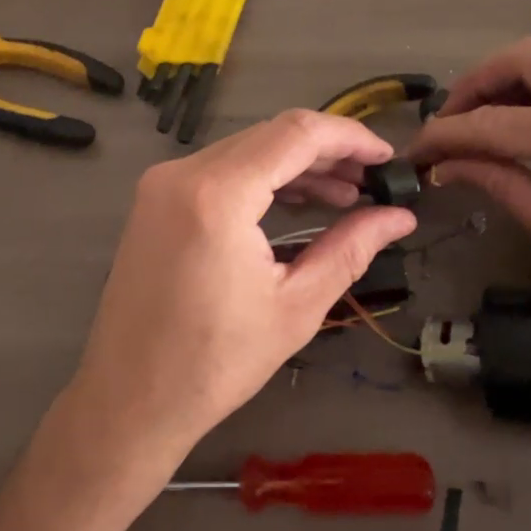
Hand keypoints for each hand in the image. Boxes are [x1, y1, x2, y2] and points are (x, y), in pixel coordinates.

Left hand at [73, 109, 417, 451]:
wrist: (130, 397)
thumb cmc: (215, 362)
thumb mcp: (295, 306)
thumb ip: (349, 248)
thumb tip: (400, 216)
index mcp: (217, 193)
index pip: (296, 133)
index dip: (349, 137)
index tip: (387, 157)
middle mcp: (183, 172)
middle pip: (270, 135)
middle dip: (326, 152)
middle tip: (371, 182)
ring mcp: (162, 182)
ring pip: (245, 149)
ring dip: (295, 166)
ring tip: (345, 196)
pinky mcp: (155, 199)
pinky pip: (219, 170)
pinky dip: (260, 179)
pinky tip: (297, 202)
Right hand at [410, 37, 530, 353]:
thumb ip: (501, 184)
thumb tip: (446, 165)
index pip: (499, 121)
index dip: (450, 133)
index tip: (417, 148)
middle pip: (529, 58)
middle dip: (478, 82)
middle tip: (450, 120)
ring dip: (510, 82)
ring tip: (480, 123)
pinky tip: (523, 128)